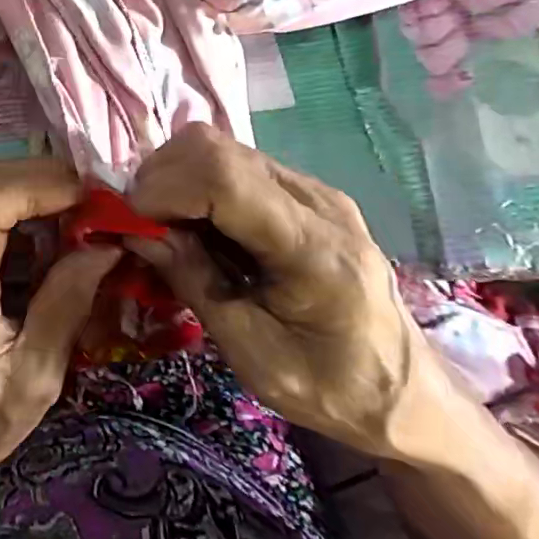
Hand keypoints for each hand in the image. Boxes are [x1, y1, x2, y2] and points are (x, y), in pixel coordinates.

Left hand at [0, 159, 122, 505]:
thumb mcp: (34, 380)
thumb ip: (65, 306)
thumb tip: (104, 245)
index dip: (38, 183)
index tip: (92, 197)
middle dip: (39, 177)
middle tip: (93, 200)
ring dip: (31, 190)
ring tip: (81, 214)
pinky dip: (20, 209)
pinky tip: (54, 235)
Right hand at [125, 125, 440, 459]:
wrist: (406, 392)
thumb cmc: (332, 388)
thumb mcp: (253, 355)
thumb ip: (194, 284)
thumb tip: (135, 234)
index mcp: (314, 249)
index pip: (223, 178)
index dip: (162, 191)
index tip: (132, 229)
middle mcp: (316, 201)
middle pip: (214, 148)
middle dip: (159, 181)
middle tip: (143, 230)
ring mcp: (313, 190)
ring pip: (218, 146)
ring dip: (173, 179)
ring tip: (166, 230)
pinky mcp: (303, 192)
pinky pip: (232, 163)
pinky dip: (194, 184)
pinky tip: (197, 228)